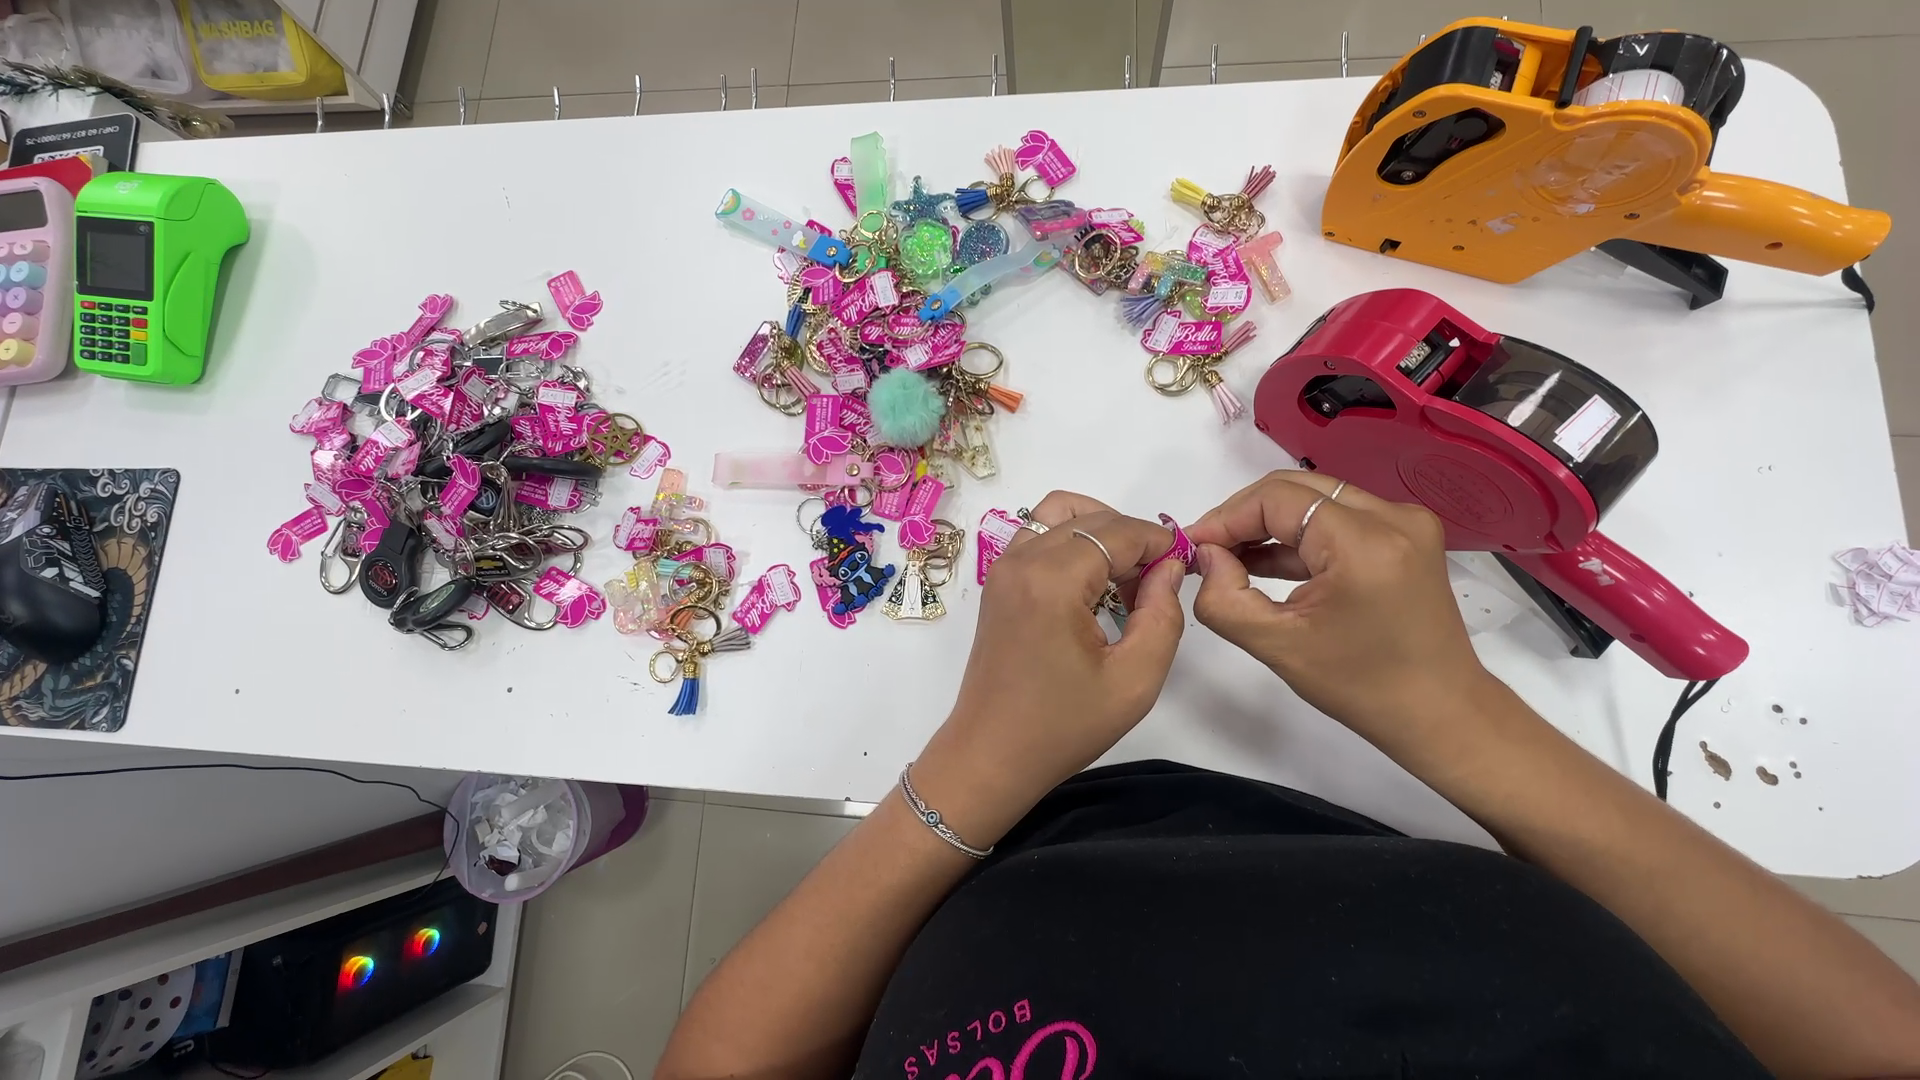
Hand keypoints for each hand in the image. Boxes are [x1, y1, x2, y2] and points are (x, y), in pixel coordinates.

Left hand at [912, 491, 1185, 846]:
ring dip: (1099, 532)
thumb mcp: (1134, 679)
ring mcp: (1002, 569)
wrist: (991, 754)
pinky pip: (1039, 538)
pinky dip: (1072, 544)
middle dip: (1131, 538)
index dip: (1158, 542)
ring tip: (1125, 578)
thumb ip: (1162, 615)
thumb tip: (1169, 567)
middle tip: (1158, 581)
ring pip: (1059, 516)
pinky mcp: (997, 584)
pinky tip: (1094, 587)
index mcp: (1053, 580)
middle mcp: (1021, 560)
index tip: (1184, 565)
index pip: (1118, 531)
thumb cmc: (1064, 726)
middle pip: (1089, 517)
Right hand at [1185, 471, 1491, 741]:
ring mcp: (1404, 522)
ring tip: (1228, 557)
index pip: (1277, 499)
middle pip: (1296, 489)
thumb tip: (1205, 555)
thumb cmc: (1359, 686)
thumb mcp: (1276, 646)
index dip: (1227, 517)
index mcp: (1365, 543)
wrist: (1439, 711)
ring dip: (1268, 523)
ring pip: (1314, 499)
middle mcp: (1392, 517)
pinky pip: (1336, 517)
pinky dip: (1297, 534)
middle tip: (1206, 549)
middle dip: (1243, 515)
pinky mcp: (1405, 534)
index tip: (1192, 545)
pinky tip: (1263, 561)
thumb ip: (1223, 599)